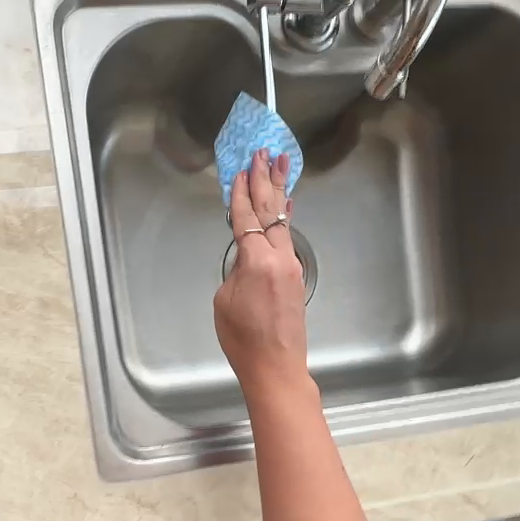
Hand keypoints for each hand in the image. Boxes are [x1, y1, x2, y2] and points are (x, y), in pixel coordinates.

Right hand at [216, 148, 309, 393]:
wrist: (275, 366)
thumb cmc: (244, 340)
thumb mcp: (225, 301)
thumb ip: (235, 272)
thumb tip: (244, 261)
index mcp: (256, 262)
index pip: (246, 219)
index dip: (241, 195)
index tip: (240, 171)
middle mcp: (278, 258)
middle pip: (270, 211)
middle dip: (265, 181)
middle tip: (265, 154)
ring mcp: (290, 267)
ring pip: (282, 222)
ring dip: (279, 193)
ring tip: (282, 166)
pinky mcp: (294, 278)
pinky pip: (288, 239)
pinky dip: (284, 218)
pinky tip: (287, 206)